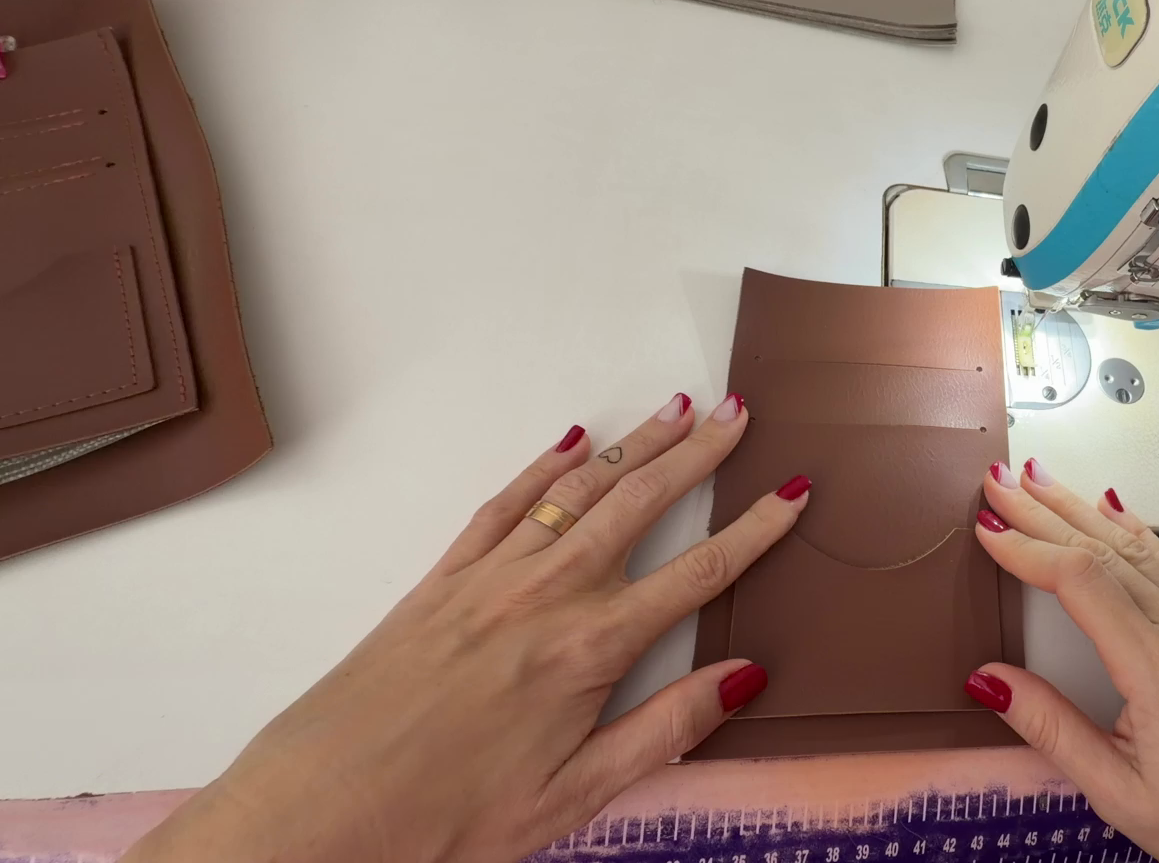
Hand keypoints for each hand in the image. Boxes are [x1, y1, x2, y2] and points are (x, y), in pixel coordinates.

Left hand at [123, 393, 807, 862]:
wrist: (297, 834)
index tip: (793, 490)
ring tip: (679, 406)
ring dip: (638, 443)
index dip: (758, 527)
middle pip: (644, 502)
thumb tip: (748, 672)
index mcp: (593, 647)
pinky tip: (575, 437)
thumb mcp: (572, 797)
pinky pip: (505, 503)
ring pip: (583, 488)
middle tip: (738, 410)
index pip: (702, 570)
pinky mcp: (444, 577)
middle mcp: (551, 592)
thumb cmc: (445, 825)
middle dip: (700, 451)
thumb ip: (668, 728)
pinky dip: (544, 463)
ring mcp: (495, 575)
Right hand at [967, 460, 1158, 862]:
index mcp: (1158, 666)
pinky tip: (1111, 506)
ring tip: (1039, 478)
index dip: (1029, 549)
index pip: (1082, 580)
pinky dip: (1130, 526)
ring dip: (1079, 508)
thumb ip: (1051, 728)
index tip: (986, 529)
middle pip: (1103, 548)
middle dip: (1043, 511)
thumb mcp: (1119, 794)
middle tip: (998, 481)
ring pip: (1133, 546)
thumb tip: (985, 677)